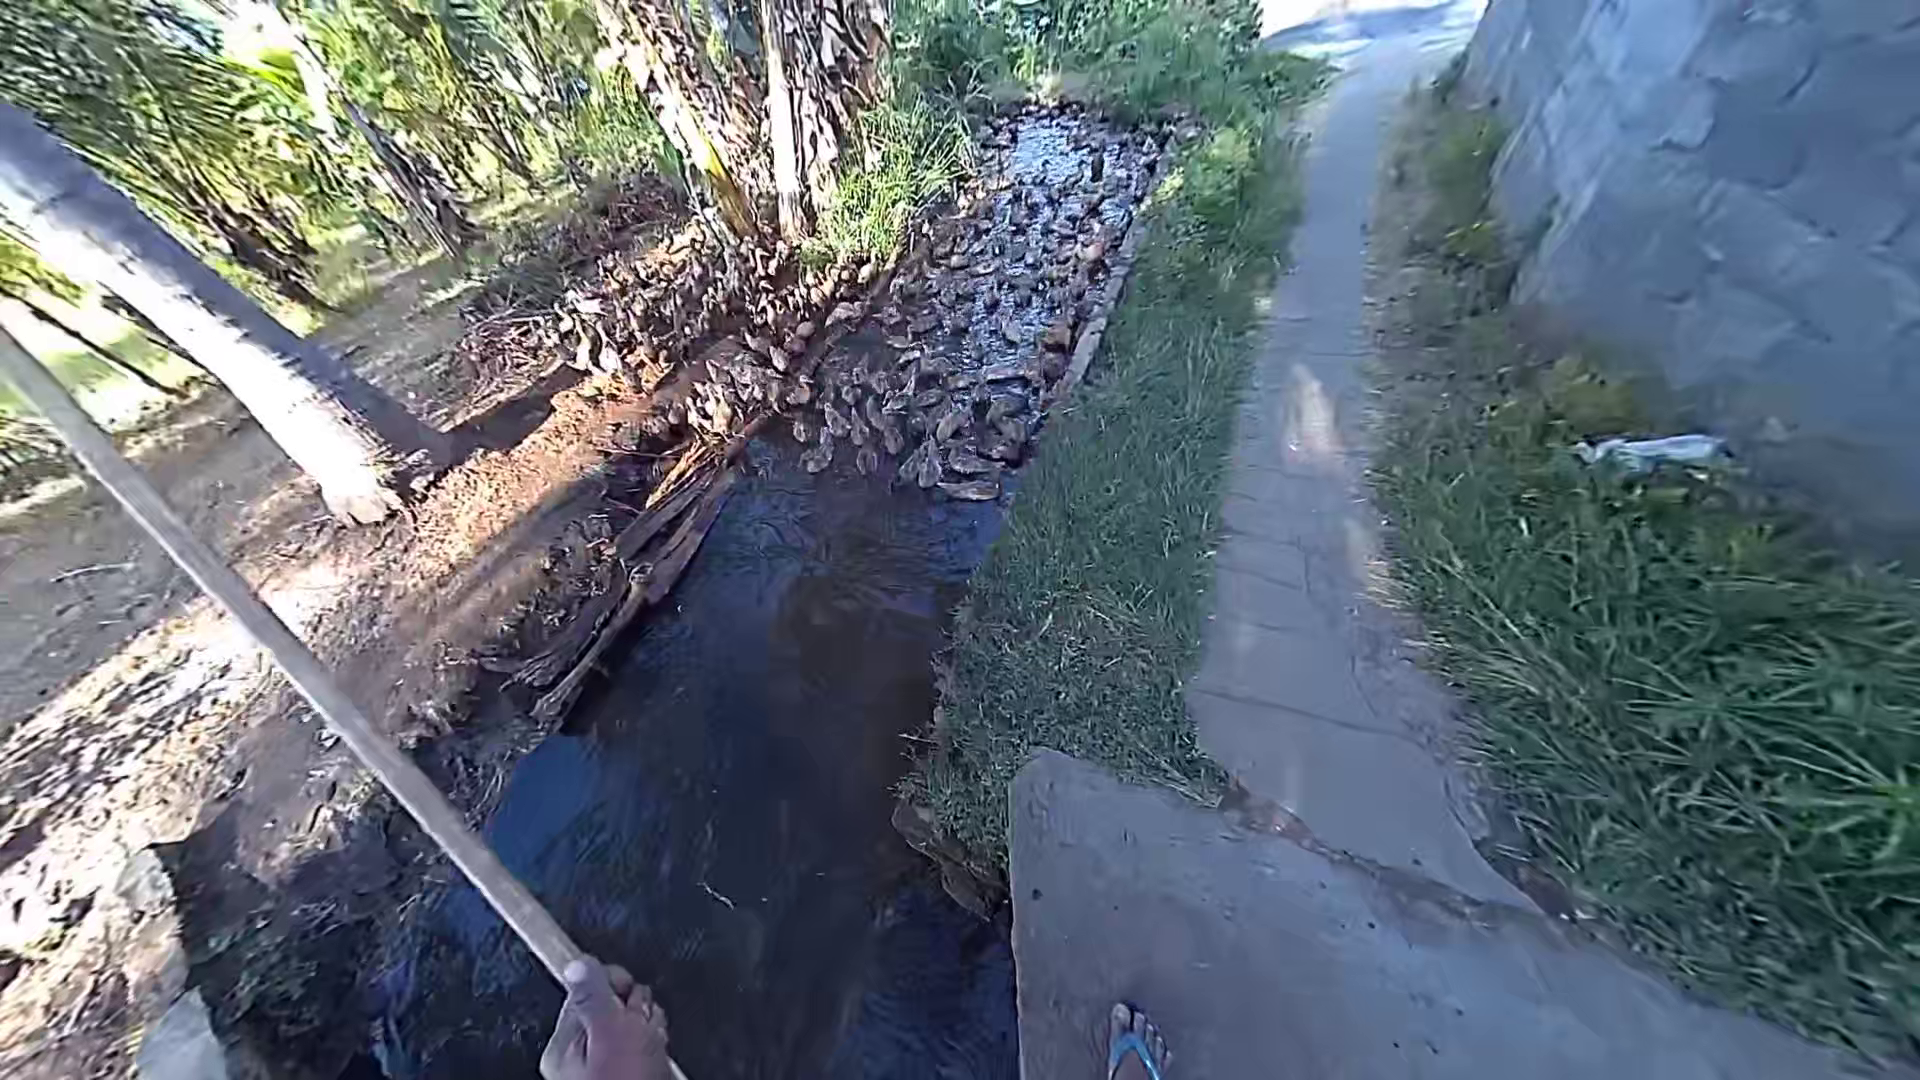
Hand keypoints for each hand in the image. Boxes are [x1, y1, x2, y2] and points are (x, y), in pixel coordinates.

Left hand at [539, 957, 671, 1079]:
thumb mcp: (607, 1032)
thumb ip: (594, 995)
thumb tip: (576, 964)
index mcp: (565, 1043)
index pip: (591, 986)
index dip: (615, 984)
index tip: (625, 994)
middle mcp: (582, 1053)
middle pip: (617, 1000)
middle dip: (637, 1007)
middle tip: (638, 1028)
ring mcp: (607, 1061)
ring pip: (635, 1016)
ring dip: (650, 1023)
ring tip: (650, 1045)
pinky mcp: (631, 1067)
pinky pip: (647, 1035)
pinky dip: (656, 1038)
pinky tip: (656, 1053)